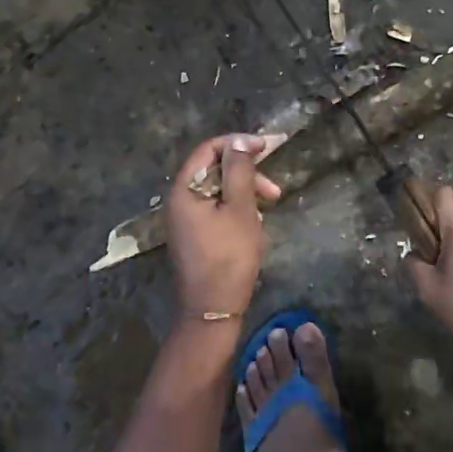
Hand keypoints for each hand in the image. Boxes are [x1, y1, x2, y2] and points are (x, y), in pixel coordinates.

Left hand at [166, 134, 282, 319]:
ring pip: (217, 191)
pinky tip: (254, 226)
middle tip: (273, 190)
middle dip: (245, 174)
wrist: (212, 310)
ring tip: (268, 210)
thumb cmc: (228, 256)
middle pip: (214, 169)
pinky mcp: (194, 235)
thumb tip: (239, 141)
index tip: (266, 148)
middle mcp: (178, 200)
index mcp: (184, 189)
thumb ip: (239, 170)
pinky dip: (236, 210)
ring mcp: (185, 219)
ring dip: (244, 193)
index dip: (237, 144)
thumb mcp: (240, 208)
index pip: (208, 149)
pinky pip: (215, 209)